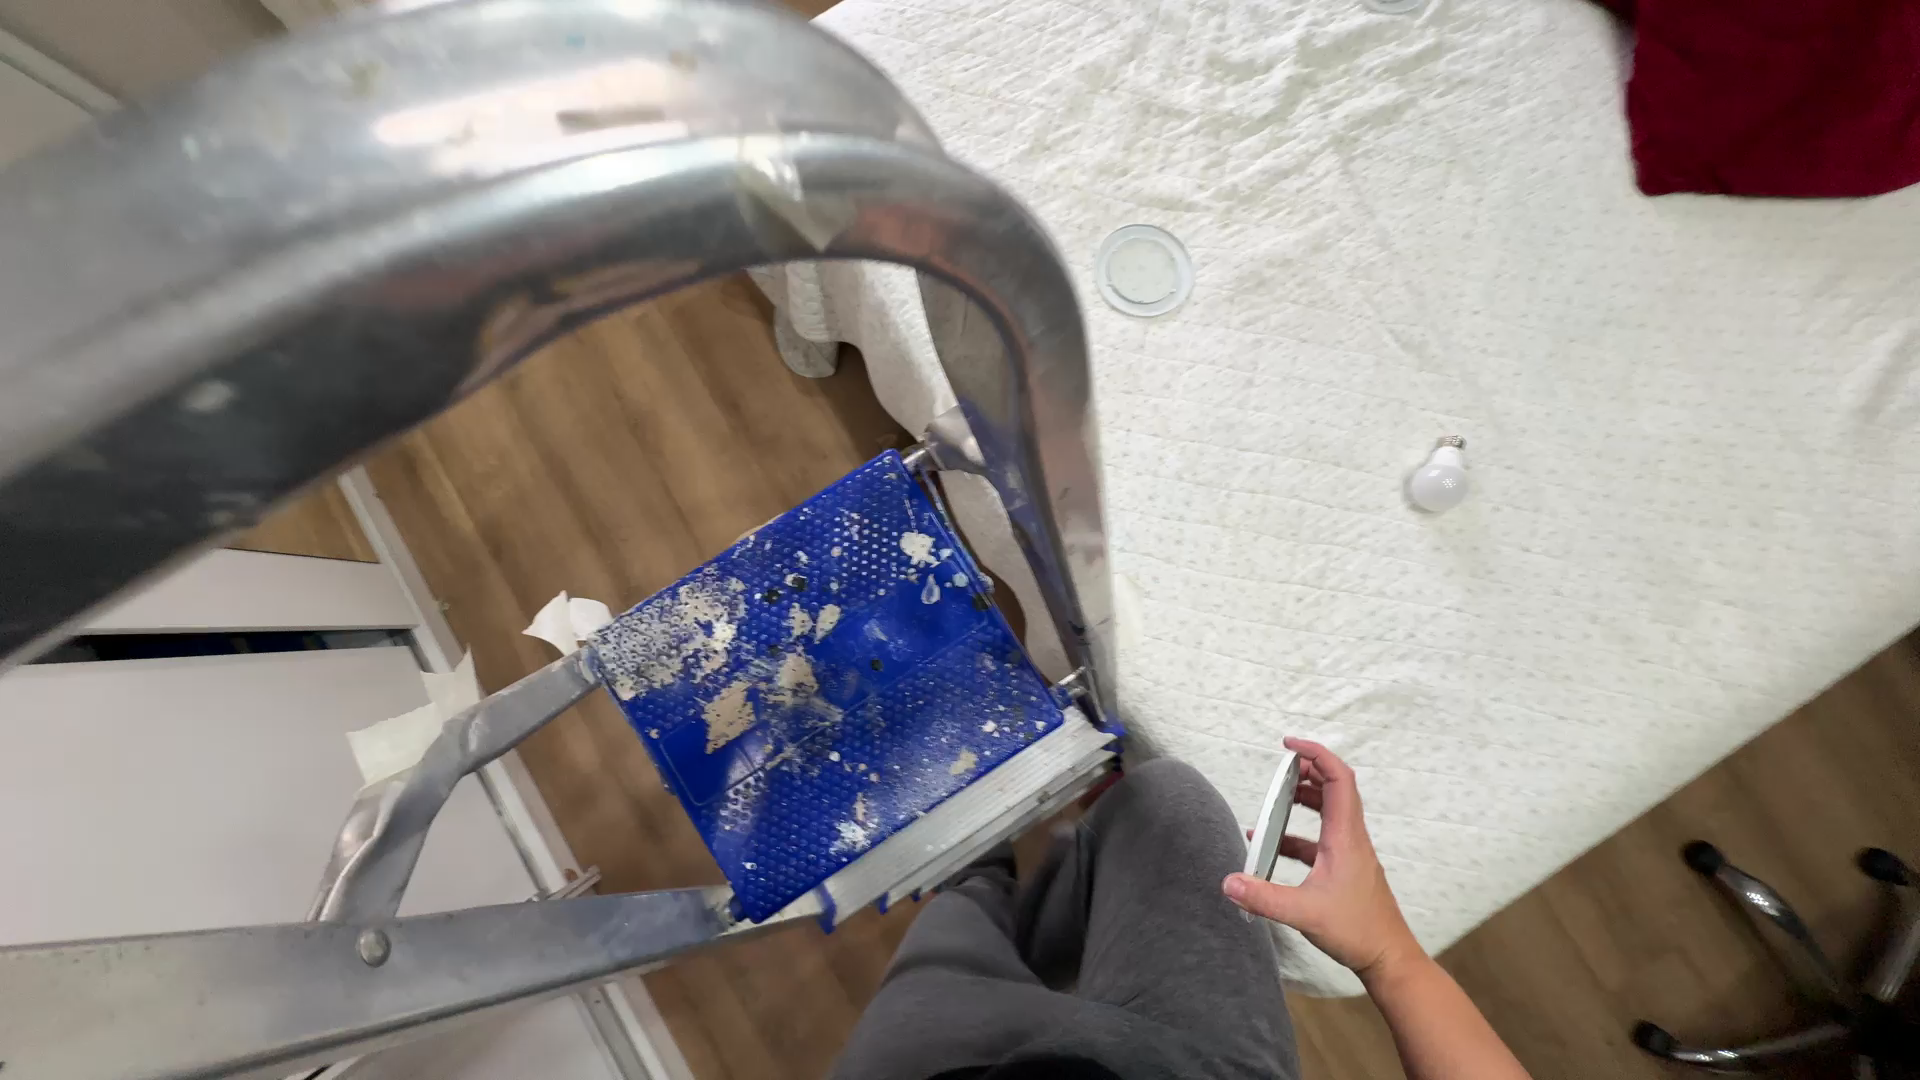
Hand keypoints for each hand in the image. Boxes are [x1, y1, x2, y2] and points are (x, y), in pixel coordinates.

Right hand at [1222, 737, 1421, 981]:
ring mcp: (1350, 853)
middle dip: (1307, 770)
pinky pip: (1320, 837)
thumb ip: (1263, 897)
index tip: (1289, 745)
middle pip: (1334, 787)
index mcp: (1345, 836)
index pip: (1338, 779)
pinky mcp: (1345, 868)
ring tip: (1275, 797)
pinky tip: (1272, 845)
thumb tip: (1228, 881)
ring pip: (1330, 810)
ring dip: (1304, 797)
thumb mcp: (1303, 913)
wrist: (1390, 961)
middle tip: (1280, 766)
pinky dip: (1297, 832)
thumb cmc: (1356, 932)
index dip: (1316, 754)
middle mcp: (1350, 838)